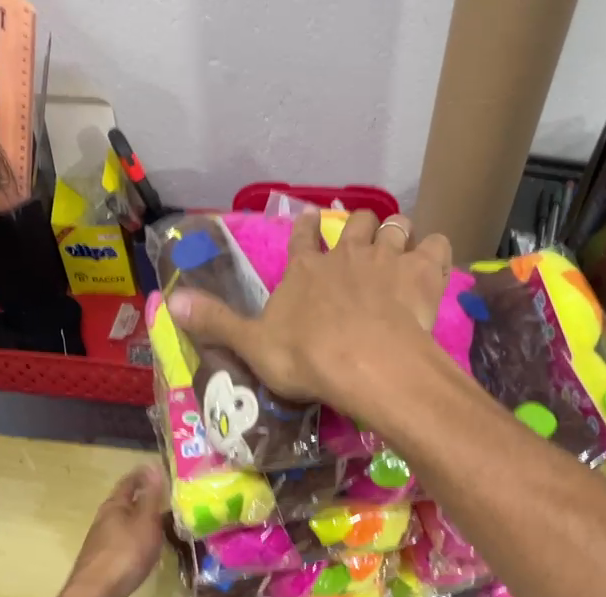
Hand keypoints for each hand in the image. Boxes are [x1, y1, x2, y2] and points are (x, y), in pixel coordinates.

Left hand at [61, 465, 167, 596]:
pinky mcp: (105, 560)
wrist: (97, 594)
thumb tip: (151, 465)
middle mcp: (105, 520)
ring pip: (125, 523)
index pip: (129, 482)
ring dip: (142, 520)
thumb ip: (150, 496)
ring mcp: (102, 541)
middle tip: (168, 498)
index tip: (159, 469)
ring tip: (163, 523)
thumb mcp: (145, 521)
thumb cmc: (125, 553)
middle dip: (144, 498)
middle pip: (126, 503)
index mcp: (114, 506)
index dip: (143, 475)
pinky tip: (147, 548)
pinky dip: (138, 539)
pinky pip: (125, 542)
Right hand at [165, 210, 453, 422]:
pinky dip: (435, 252)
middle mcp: (346, 255)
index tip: (310, 224)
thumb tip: (170, 301)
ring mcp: (387, 261)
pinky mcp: (422, 275)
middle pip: (355, 224)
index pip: (302, 239)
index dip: (306, 231)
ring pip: (396, 228)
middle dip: (358, 227)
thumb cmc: (305, 358)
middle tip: (361, 238)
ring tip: (399, 245)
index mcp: (304, 270)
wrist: (364, 363)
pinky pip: (435, 247)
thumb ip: (216, 322)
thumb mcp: (251, 345)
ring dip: (397, 233)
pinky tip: (434, 263)